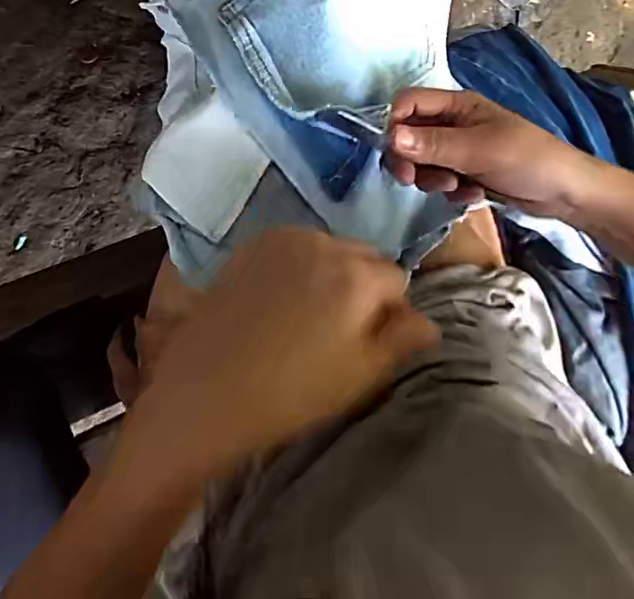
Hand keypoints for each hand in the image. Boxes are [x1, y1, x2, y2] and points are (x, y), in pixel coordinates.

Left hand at [123, 227, 437, 483]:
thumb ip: (403, 339)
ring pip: (331, 249)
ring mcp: (286, 238)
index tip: (367, 340)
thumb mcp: (360, 375)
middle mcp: (326, 242)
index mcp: (358, 275)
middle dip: (363, 285)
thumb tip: (429, 320)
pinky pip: (297, 247)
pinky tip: (279, 301)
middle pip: (366, 257)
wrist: (204, 393)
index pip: (398, 278)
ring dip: (332, 273)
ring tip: (305, 315)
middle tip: (338, 329)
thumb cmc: (291, 393)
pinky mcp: (255, 243)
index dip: (389, 311)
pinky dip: (299, 265)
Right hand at [383, 88, 603, 217]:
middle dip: (411, 159)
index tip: (397, 153)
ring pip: (422, 161)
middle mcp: (453, 123)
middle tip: (414, 180)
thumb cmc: (526, 159)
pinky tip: (472, 195)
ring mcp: (460, 149)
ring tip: (457, 188)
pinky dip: (451, 191)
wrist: (566, 193)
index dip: (395, 124)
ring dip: (432, 178)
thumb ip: (434, 145)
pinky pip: (441, 180)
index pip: (408, 102)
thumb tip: (391, 138)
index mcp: (457, 105)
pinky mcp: (467, 173)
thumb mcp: (478, 150)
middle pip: (409, 135)